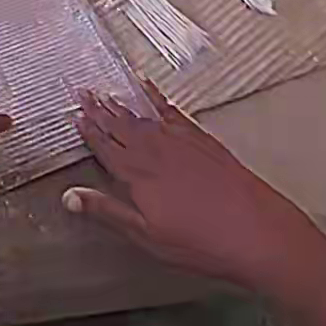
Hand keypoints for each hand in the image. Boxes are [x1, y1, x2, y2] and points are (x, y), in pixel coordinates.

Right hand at [67, 85, 325, 291]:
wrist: (256, 230)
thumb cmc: (201, 240)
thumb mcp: (147, 235)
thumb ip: (107, 211)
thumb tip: (69, 197)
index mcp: (135, 172)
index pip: (103, 146)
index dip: (88, 131)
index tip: (75, 115)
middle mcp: (150, 149)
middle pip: (117, 124)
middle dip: (97, 109)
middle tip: (82, 92)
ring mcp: (175, 139)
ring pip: (138, 115)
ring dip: (118, 102)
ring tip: (103, 91)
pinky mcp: (197, 136)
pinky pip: (168, 108)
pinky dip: (154, 95)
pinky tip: (146, 85)